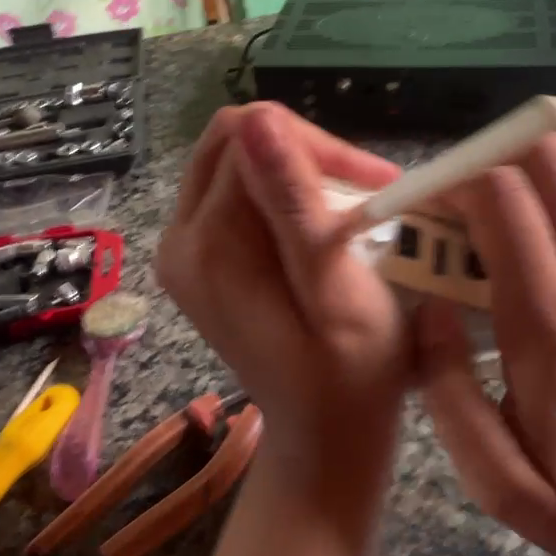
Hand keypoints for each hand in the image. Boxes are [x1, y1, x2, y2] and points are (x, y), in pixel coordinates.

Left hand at [157, 103, 404, 482]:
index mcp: (207, 246)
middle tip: (365, 192)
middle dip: (307, 152)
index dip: (319, 148)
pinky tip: (321, 224)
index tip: (377, 186)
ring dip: (299, 170)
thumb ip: (295, 205)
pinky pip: (236, 192)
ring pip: (237, 159)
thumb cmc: (349, 380)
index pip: (253, 137)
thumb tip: (256, 117)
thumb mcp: (337, 293)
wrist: (323, 438)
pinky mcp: (199, 258)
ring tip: (352, 209)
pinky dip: (284, 192)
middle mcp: (178, 239)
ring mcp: (182, 248)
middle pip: (235, 140)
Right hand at [414, 138, 555, 555]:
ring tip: (500, 207)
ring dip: (534, 167)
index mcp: (553, 327)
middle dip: (493, 158)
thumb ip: (448, 392)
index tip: (425, 206)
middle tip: (460, 199)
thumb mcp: (498, 483)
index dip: (454, 184)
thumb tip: (428, 310)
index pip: (503, 202)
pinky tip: (547, 229)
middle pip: (551, 161)